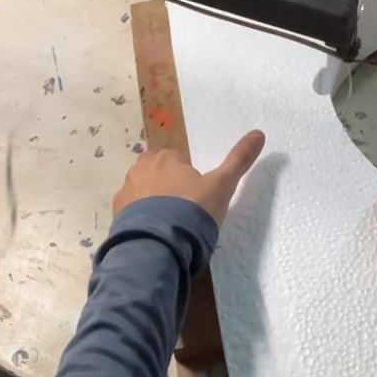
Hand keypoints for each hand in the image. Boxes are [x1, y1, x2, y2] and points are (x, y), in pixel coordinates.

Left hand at [113, 130, 265, 225]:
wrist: (160, 243)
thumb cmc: (193, 209)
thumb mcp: (222, 185)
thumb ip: (239, 159)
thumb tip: (259, 133)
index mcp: (165, 158)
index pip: (178, 160)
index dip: (188, 178)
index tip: (197, 197)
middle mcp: (140, 168)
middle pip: (156, 173)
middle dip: (167, 187)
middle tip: (183, 211)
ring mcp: (125, 192)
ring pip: (141, 192)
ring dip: (152, 203)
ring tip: (169, 225)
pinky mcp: (116, 214)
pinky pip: (130, 212)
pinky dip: (140, 220)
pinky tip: (154, 234)